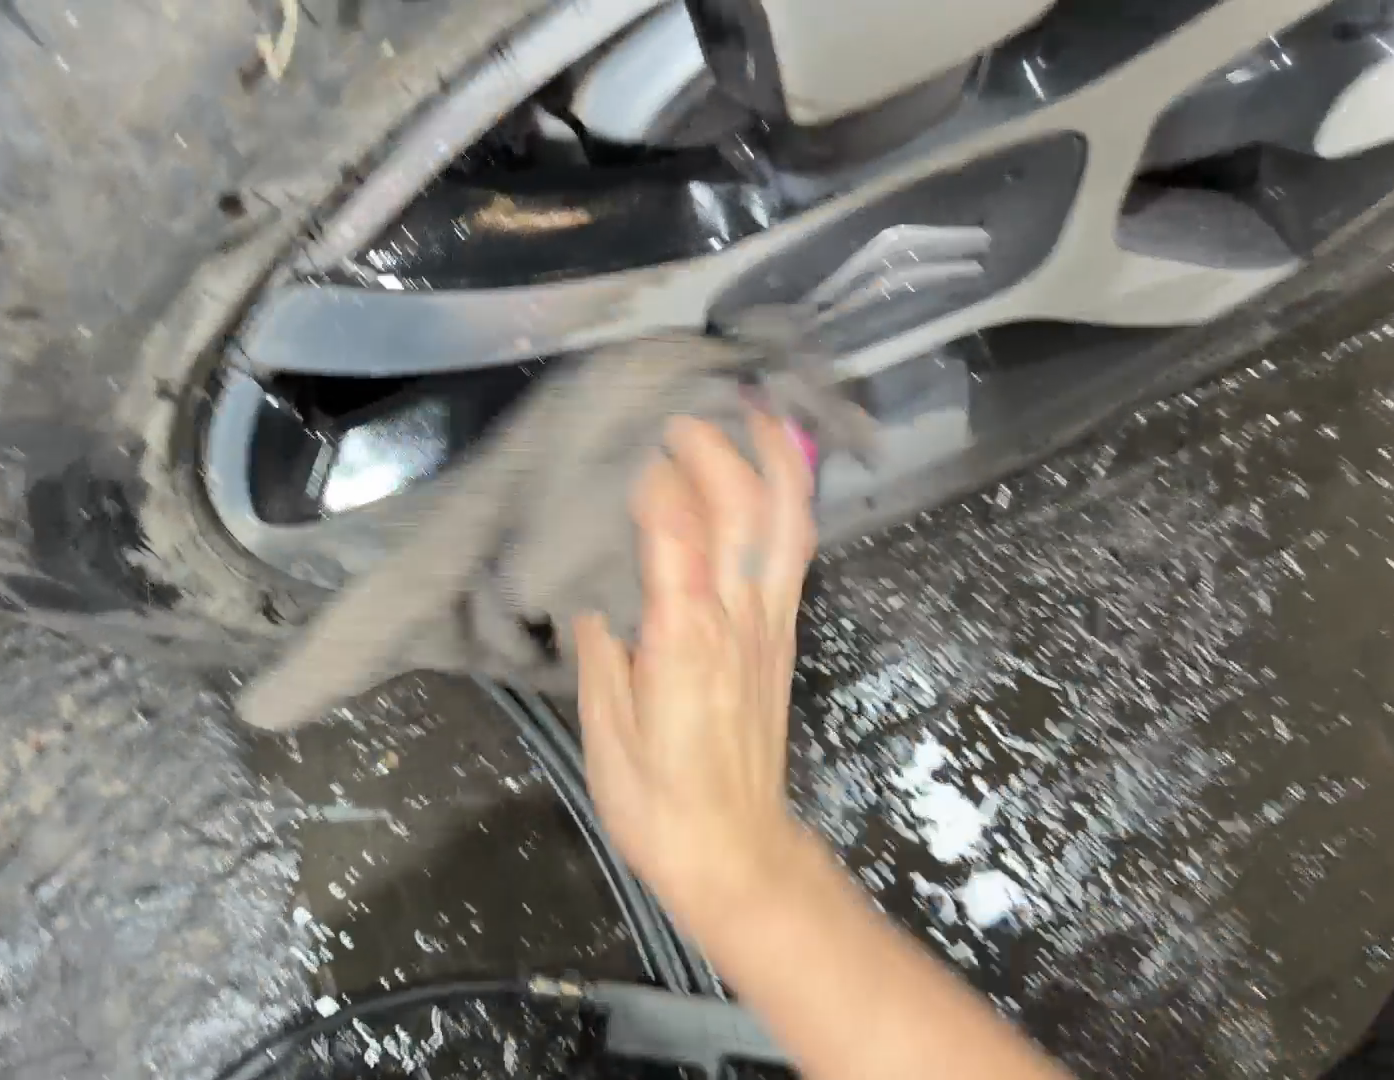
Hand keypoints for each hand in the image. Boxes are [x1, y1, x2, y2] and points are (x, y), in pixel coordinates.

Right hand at [571, 412, 816, 928]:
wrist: (733, 850)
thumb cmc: (655, 797)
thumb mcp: (605, 730)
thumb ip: (602, 654)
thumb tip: (597, 604)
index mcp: (682, 638)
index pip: (677, 533)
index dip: (659, 483)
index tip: (635, 452)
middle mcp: (736, 619)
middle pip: (742, 512)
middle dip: (718, 451)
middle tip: (685, 417)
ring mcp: (770, 625)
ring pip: (787, 525)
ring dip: (777, 462)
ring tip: (759, 414)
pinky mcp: (784, 636)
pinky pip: (796, 555)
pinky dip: (793, 503)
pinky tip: (779, 478)